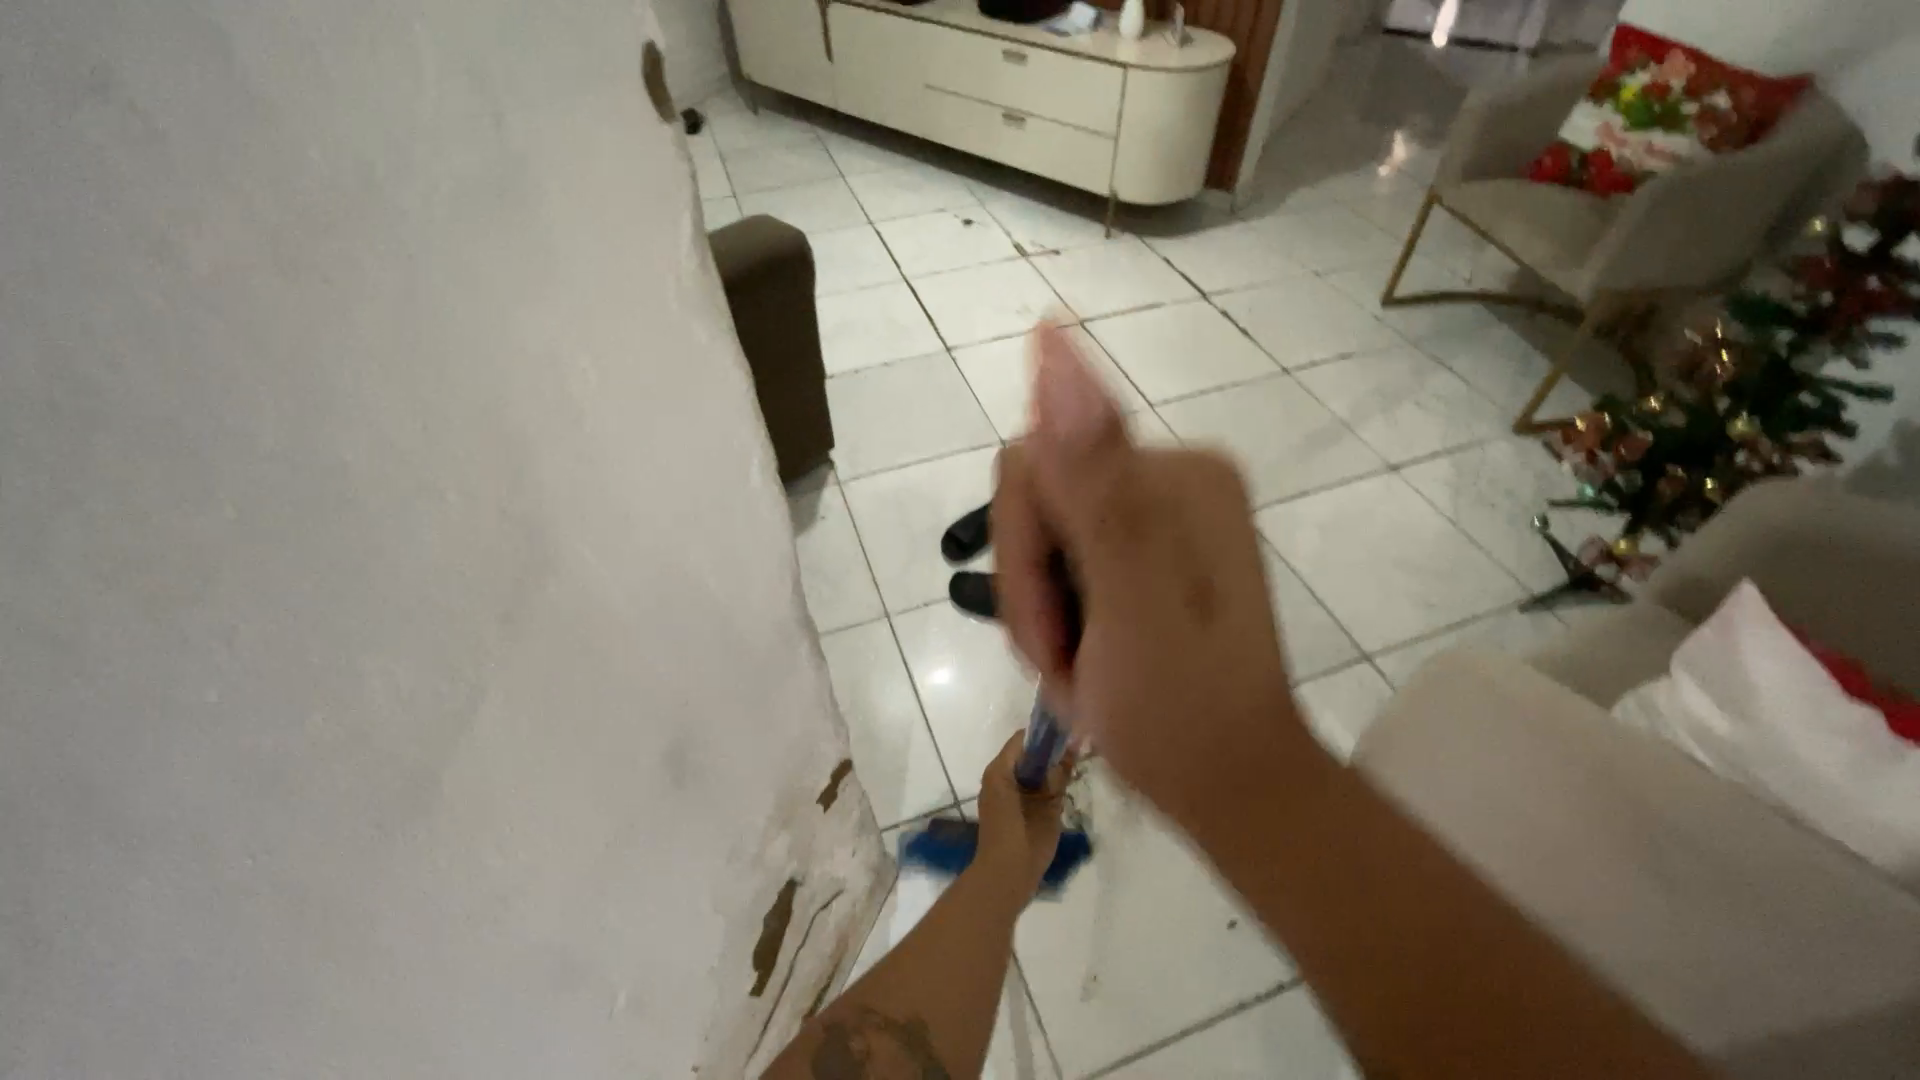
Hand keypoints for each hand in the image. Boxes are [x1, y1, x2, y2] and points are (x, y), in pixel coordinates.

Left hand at [972, 733, 1074, 898]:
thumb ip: (1056, 776)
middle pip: (1030, 752)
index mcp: (1001, 770)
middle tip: (1081, 745)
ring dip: (1053, 765)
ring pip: (1035, 768)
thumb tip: (1073, 748)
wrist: (1005, 876)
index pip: (1024, 739)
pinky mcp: (1022, 807)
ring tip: (1080, 759)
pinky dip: (1050, 781)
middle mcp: (1003, 776)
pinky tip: (1070, 781)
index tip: (1070, 731)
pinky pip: (1037, 785)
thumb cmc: (1016, 835)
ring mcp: (1010, 792)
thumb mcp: (1041, 803)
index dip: (1046, 734)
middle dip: (1053, 749)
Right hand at [990, 323, 1324, 837]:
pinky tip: (1078, 649)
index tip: (1047, 635)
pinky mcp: (1149, 550)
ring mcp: (1162, 514)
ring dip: (1039, 601)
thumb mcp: (1129, 599)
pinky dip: (1054, 606)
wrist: (1230, 785)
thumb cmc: (1179, 711)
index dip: (1019, 554)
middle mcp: (1174, 476)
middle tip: (1060, 658)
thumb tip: (1053, 341)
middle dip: (1030, 583)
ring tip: (1072, 664)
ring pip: (1044, 528)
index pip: (1036, 465)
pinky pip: (1065, 553)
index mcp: (1177, 474)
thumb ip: (1093, 479)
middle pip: (1039, 494)